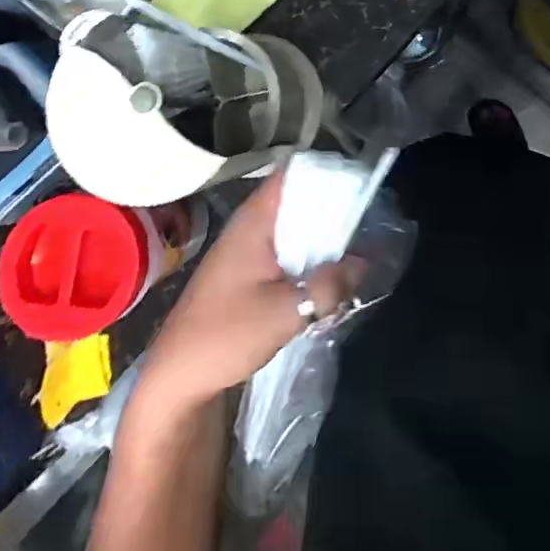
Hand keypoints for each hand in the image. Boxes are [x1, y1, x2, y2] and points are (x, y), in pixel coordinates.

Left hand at [134, 165, 352, 409]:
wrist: (177, 379)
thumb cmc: (225, 335)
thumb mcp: (286, 312)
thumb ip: (329, 285)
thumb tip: (364, 263)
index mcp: (254, 222)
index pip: (291, 175)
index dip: (325, 171)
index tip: (360, 179)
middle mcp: (251, 228)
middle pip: (298, 201)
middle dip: (334, 205)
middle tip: (372, 212)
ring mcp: (249, 252)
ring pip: (296, 229)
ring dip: (324, 235)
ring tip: (363, 239)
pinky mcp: (251, 276)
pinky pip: (289, 253)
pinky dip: (312, 256)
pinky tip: (334, 271)